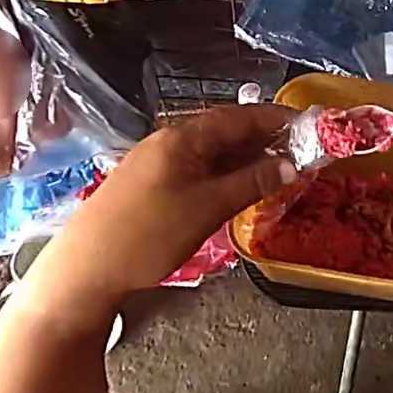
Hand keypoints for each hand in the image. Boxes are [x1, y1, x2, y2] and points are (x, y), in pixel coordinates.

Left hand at [31, 104, 298, 306]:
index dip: (277, 119)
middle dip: (268, 138)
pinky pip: (203, 168)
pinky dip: (230, 172)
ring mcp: (160, 164)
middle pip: (228, 131)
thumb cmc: (148, 234)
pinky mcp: (154, 185)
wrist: (81, 275)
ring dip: (251, 158)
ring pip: (216, 151)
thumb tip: (293, 165)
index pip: (240, 116)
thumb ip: (254, 181)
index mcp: (182, 138)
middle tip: (304, 151)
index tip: (310, 126)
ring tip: (284, 170)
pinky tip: (247, 186)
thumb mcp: (210, 206)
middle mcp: (170, 143)